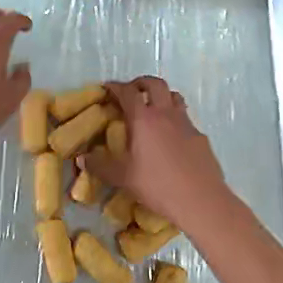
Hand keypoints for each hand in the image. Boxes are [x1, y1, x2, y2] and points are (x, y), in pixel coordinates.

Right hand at [82, 76, 234, 230]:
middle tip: (132, 92)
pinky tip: (172, 136)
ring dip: (161, 95)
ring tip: (153, 108)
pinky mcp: (200, 136)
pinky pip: (185, 117)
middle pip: (155, 84)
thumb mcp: (123, 178)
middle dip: (141, 83)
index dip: (116, 87)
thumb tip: (82, 159)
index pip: (128, 92)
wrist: (201, 199)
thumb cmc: (158, 185)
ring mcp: (185, 123)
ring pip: (174, 96)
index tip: (107, 88)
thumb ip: (100, 166)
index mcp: (144, 119)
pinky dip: (175, 118)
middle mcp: (165, 114)